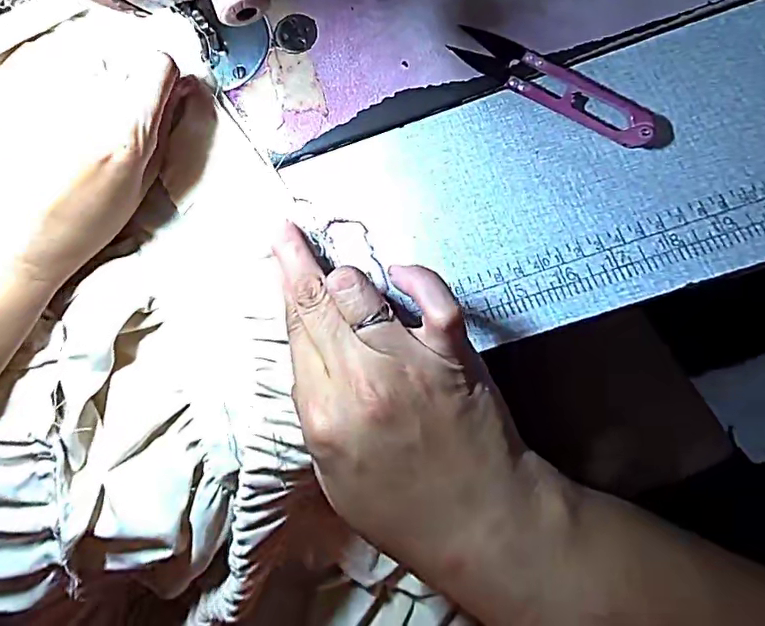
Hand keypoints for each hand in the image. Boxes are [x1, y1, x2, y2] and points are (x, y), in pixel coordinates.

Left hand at [0, 44, 182, 291]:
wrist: (9, 240)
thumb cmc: (71, 225)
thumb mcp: (139, 184)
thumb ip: (162, 127)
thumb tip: (176, 88)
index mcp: (125, 129)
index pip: (160, 62)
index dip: (159, 76)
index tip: (152, 86)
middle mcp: (86, 101)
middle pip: (122, 49)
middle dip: (122, 72)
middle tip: (105, 109)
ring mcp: (42, 88)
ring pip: (83, 44)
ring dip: (86, 66)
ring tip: (71, 111)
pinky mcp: (11, 83)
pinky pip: (45, 50)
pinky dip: (51, 66)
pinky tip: (46, 105)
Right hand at [275, 222, 528, 587]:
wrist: (486, 531)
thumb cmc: (402, 508)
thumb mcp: (331, 472)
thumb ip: (309, 405)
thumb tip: (303, 346)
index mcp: (323, 414)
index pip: (294, 326)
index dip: (283, 285)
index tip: (278, 253)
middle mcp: (359, 381)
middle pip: (315, 299)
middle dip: (295, 258)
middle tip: (287, 232)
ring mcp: (407, 363)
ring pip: (358, 289)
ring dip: (346, 278)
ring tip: (344, 279)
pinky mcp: (452, 354)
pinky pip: (431, 296)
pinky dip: (415, 276)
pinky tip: (400, 271)